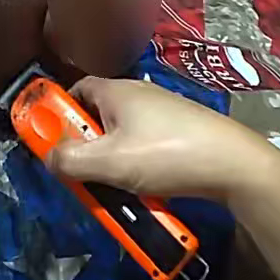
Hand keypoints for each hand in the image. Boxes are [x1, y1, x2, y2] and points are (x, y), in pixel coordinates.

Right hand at [47, 78, 279, 204]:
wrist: (232, 163)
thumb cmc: (165, 154)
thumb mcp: (109, 162)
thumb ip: (70, 160)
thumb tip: (47, 157)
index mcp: (117, 91)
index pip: (77, 89)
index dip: (59, 112)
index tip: (52, 141)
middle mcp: (139, 94)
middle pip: (98, 116)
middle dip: (86, 146)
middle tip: (82, 176)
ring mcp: (162, 112)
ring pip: (122, 136)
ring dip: (112, 162)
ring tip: (114, 189)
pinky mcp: (180, 130)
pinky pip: (145, 145)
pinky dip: (136, 165)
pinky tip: (143, 188)